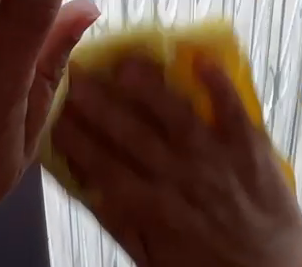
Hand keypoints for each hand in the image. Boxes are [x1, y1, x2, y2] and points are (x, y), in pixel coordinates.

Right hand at [52, 57, 301, 266]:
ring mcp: (218, 159)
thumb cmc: (208, 266)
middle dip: (99, 102)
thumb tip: (85, 186)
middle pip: (133, 135)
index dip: (75, 137)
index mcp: (155, 210)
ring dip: (151, 88)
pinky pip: (233, 110)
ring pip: (178, 116)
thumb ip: (121, 222)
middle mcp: (182, 179)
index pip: (105, 167)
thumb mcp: (155, 260)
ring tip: (125, 59)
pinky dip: (218, 84)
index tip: (51, 109)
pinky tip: (200, 56)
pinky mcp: (250, 145)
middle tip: (71, 71)